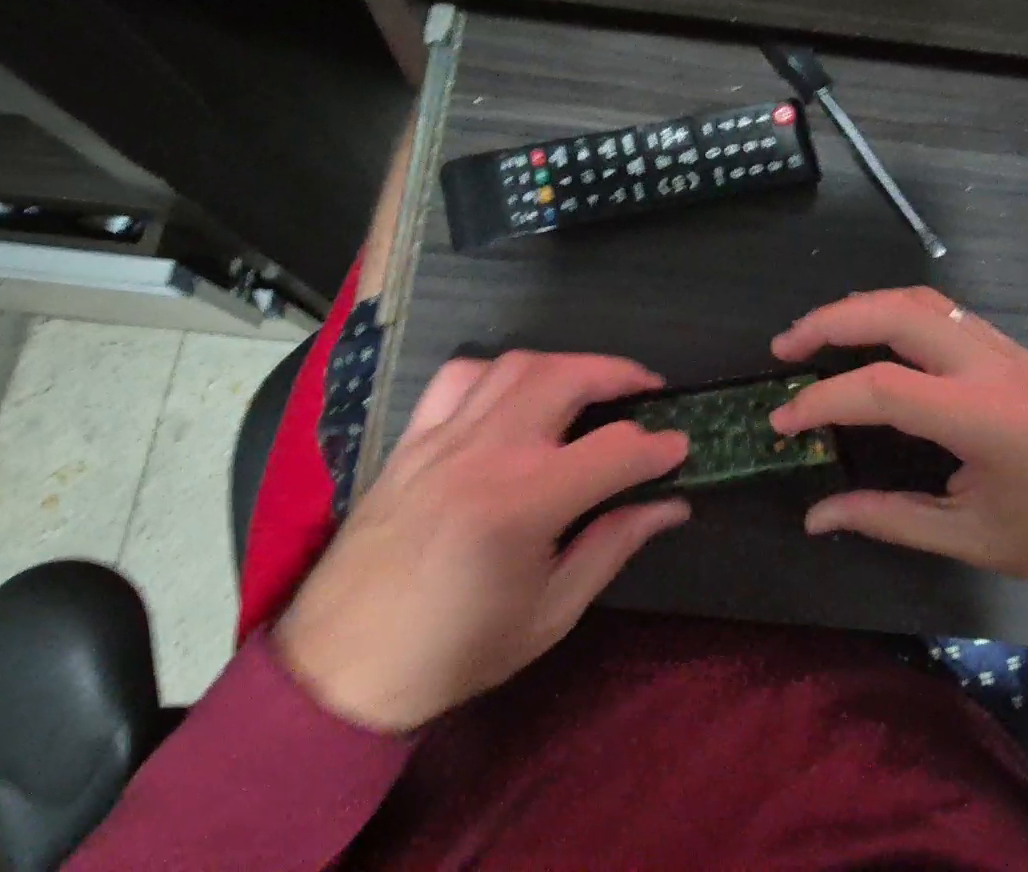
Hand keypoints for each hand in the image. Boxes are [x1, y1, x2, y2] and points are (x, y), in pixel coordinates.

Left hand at [274, 351, 689, 732]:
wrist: (344, 664)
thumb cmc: (457, 650)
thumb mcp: (551, 612)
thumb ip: (612, 546)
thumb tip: (670, 506)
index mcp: (524, 504)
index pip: (615, 450)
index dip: (660, 447)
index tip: (683, 451)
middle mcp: (485, 453)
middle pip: (565, 378)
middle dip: (619, 374)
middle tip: (649, 390)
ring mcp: (443, 439)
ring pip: (514, 365)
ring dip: (565, 364)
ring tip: (592, 385)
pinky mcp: (412, 440)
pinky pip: (458, 379)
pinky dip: (499, 373)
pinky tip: (516, 394)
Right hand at [768, 287, 1027, 603]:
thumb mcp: (970, 538)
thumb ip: (886, 518)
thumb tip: (815, 517)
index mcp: (982, 415)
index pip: (880, 387)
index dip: (819, 401)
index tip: (781, 424)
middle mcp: (991, 365)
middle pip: (896, 312)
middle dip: (830, 321)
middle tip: (783, 348)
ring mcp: (1005, 350)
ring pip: (921, 301)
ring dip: (862, 309)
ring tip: (817, 336)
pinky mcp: (1012, 352)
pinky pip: (943, 313)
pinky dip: (894, 315)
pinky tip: (873, 341)